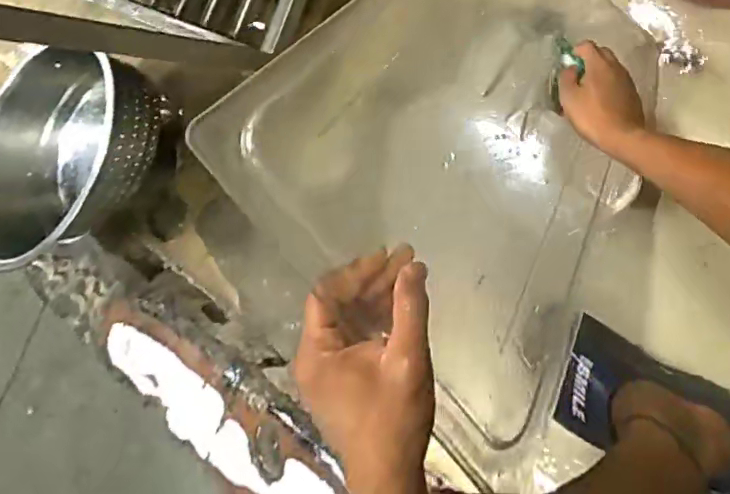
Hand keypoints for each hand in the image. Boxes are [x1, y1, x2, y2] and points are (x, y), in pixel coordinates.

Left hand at [295, 245, 433, 493]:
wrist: (390, 471)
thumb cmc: (393, 416)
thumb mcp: (407, 357)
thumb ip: (409, 307)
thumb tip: (413, 265)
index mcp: (318, 353)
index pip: (326, 294)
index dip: (357, 271)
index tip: (389, 257)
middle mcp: (316, 357)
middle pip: (339, 302)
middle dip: (373, 278)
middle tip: (407, 259)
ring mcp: (330, 368)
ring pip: (350, 316)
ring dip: (379, 294)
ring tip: (410, 273)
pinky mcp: (346, 376)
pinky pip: (358, 333)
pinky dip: (379, 314)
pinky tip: (403, 304)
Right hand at [558, 41, 647, 148]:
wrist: (624, 137)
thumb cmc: (593, 116)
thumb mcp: (569, 98)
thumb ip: (566, 77)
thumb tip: (572, 68)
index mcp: (599, 63)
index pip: (587, 45)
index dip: (575, 51)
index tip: (569, 64)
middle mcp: (615, 66)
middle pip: (601, 53)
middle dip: (589, 59)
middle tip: (578, 76)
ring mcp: (627, 79)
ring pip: (611, 66)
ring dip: (599, 72)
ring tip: (589, 90)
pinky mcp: (633, 92)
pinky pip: (617, 80)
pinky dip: (608, 83)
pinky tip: (602, 100)